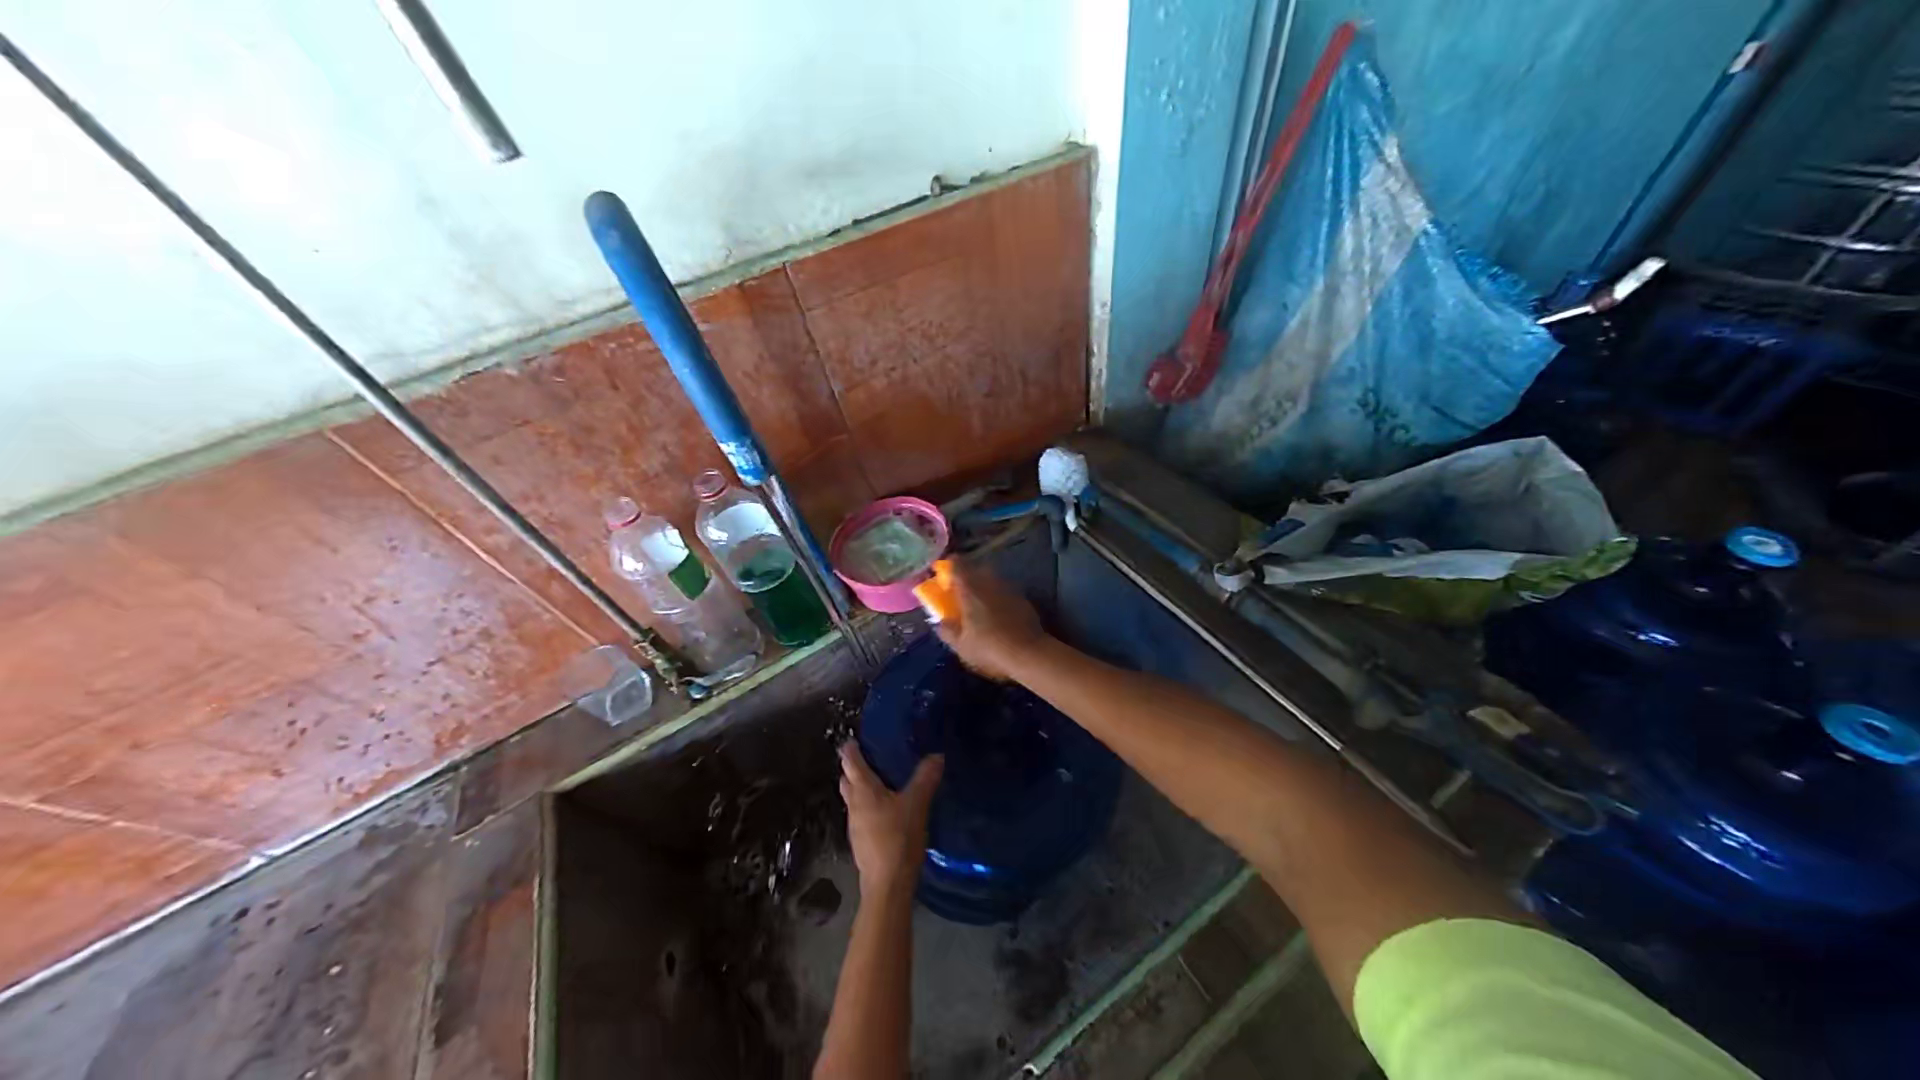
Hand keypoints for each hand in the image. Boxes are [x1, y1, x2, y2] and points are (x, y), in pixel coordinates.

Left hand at [838, 742, 943, 898]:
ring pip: (853, 799)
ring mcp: (855, 826)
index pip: (850, 761)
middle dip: (854, 768)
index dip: (850, 748)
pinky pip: (861, 816)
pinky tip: (886, 812)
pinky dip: (869, 808)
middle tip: (870, 758)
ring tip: (882, 783)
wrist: (887, 884)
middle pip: (847, 780)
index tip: (854, 738)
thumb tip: (936, 756)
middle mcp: (853, 805)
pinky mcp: (861, 842)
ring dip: (861, 789)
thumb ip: (926, 778)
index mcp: (863, 790)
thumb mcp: (917, 804)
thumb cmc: (897, 838)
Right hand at [933, 561, 1047, 680]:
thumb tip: (940, 622)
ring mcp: (1009, 589)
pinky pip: (1005, 590)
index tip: (942, 578)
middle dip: (966, 577)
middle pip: (975, 568)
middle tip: (959, 593)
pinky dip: (998, 597)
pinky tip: (997, 615)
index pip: (956, 564)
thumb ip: (947, 630)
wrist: (1029, 654)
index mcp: (970, 589)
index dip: (947, 567)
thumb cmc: (989, 648)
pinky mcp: (1023, 599)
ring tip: (978, 605)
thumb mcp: (960, 645)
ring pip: (992, 578)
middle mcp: (989, 582)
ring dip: (983, 586)